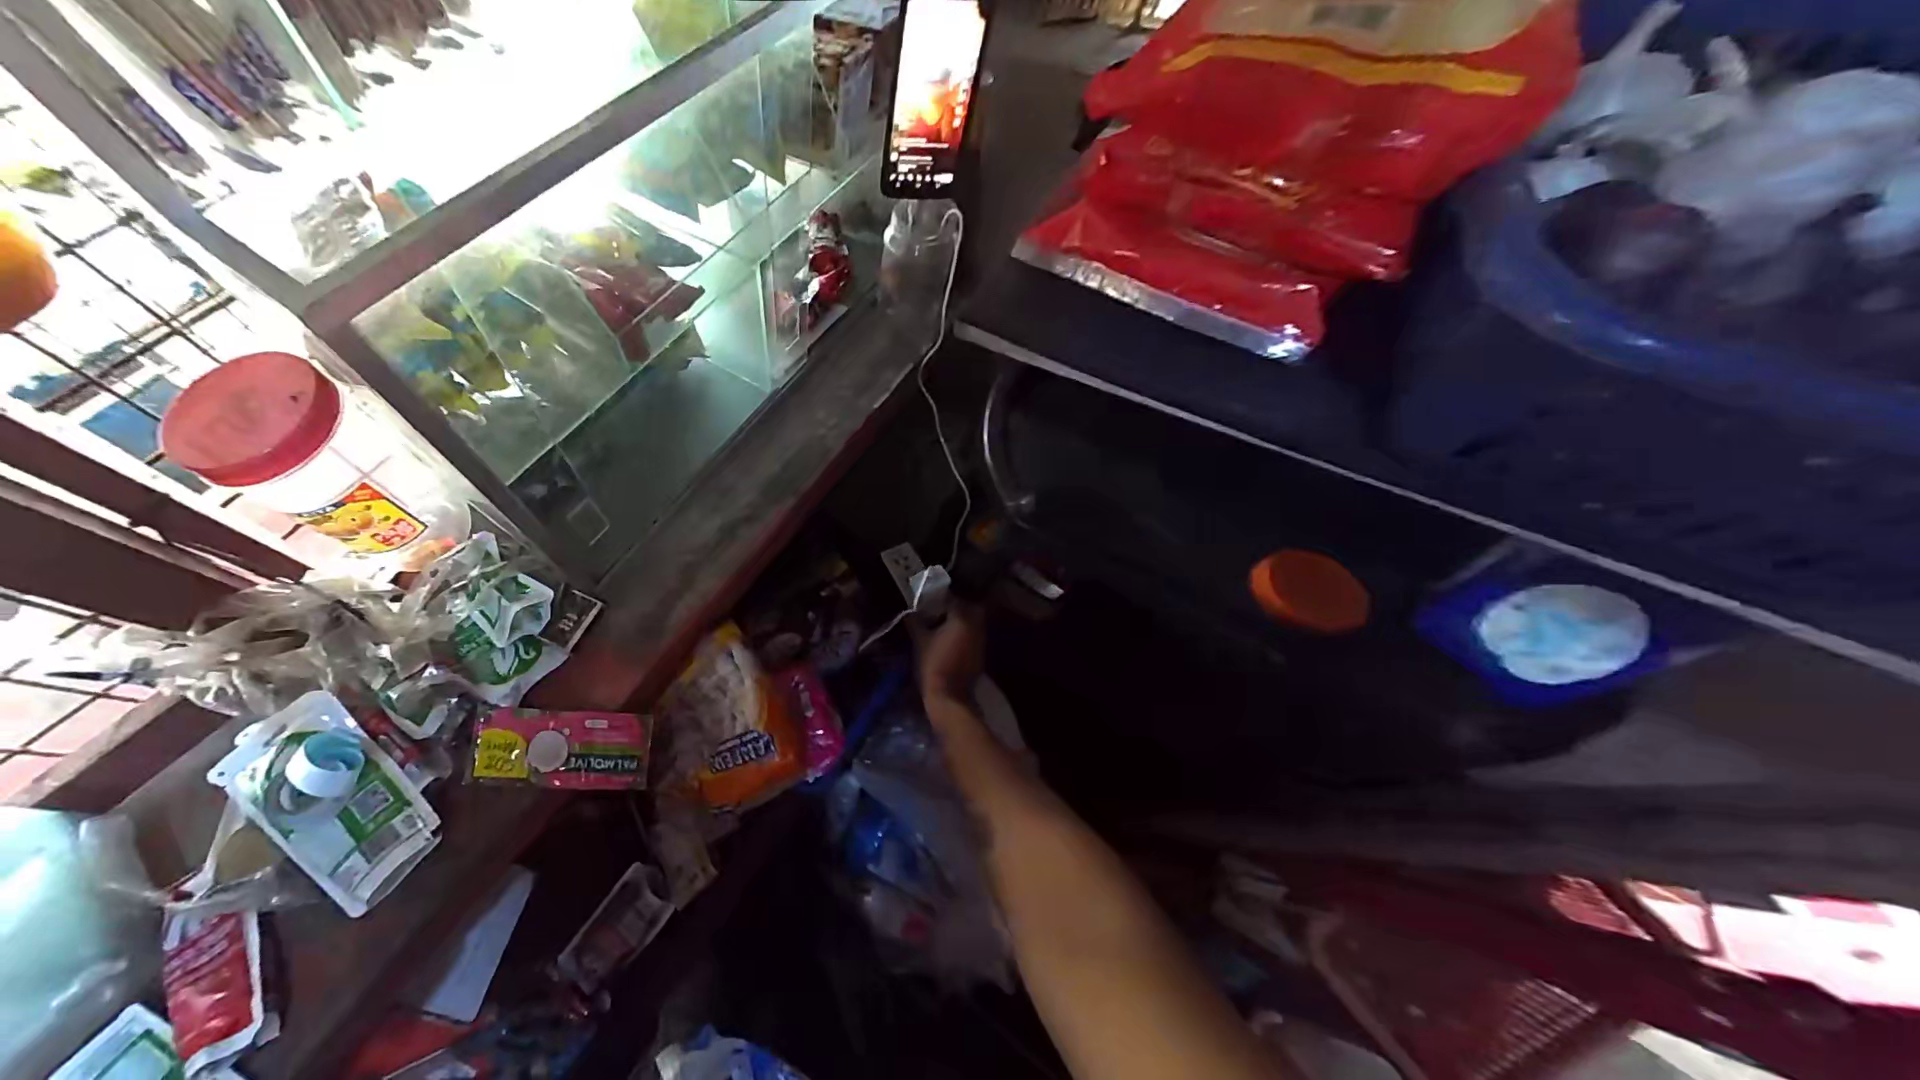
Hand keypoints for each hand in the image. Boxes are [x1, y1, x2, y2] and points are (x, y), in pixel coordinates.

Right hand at [913, 601, 985, 705]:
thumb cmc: (933, 664)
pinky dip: (966, 633)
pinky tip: (952, 639)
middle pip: (969, 607)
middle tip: (939, 612)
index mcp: (962, 618)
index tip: (929, 602)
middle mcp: (976, 625)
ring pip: (974, 621)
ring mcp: (981, 639)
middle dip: (956, 607)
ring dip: (962, 620)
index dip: (940, 599)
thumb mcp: (919, 641)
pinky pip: (974, 634)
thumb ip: (915, 622)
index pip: (953, 599)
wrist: (949, 695)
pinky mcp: (982, 652)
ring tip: (944, 625)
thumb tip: (909, 612)